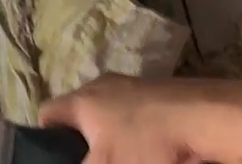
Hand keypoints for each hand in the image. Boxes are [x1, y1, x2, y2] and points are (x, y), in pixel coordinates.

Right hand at [39, 75, 225, 163]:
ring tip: (115, 158)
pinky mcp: (154, 94)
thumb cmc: (144, 141)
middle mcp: (103, 86)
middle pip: (78, 116)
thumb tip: (85, 161)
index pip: (47, 113)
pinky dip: (128, 134)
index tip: (50, 159)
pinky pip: (129, 116)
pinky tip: (142, 152)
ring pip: (105, 116)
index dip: (42, 141)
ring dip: (105, 141)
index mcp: (83, 98)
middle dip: (78, 143)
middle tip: (86, 161)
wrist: (199, 116)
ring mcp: (131, 88)